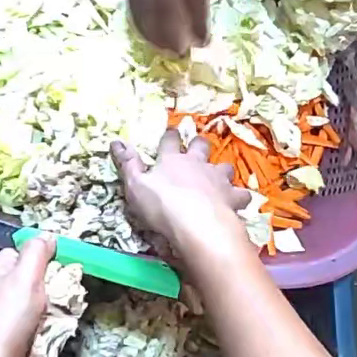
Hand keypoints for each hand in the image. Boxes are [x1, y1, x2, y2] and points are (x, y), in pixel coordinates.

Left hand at [0, 235, 54, 356]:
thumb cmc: (10, 318)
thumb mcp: (26, 276)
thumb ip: (37, 251)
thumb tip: (47, 235)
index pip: (21, 252)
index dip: (42, 257)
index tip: (60, 267)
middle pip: (32, 277)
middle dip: (51, 284)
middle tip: (64, 292)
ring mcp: (3, 314)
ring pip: (38, 301)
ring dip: (53, 307)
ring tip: (60, 314)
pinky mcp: (12, 336)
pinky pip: (36, 322)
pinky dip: (47, 325)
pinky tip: (53, 331)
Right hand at [112, 130, 249, 259]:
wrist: (197, 223)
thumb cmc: (161, 204)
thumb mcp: (136, 185)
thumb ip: (127, 164)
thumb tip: (115, 141)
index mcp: (172, 159)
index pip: (170, 140)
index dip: (171, 136)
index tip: (172, 132)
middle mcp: (197, 164)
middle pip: (201, 146)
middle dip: (200, 145)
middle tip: (199, 147)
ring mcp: (218, 179)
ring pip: (224, 167)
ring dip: (223, 171)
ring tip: (221, 177)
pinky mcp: (233, 197)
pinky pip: (241, 194)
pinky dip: (240, 197)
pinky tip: (239, 202)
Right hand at [128, 0, 221, 52]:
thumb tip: (201, 8)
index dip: (196, 23)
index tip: (201, 41)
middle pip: (167, 6)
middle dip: (173, 34)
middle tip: (179, 54)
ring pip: (146, 4)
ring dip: (153, 31)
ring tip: (161, 49)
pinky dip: (140, 16)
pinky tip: (145, 30)